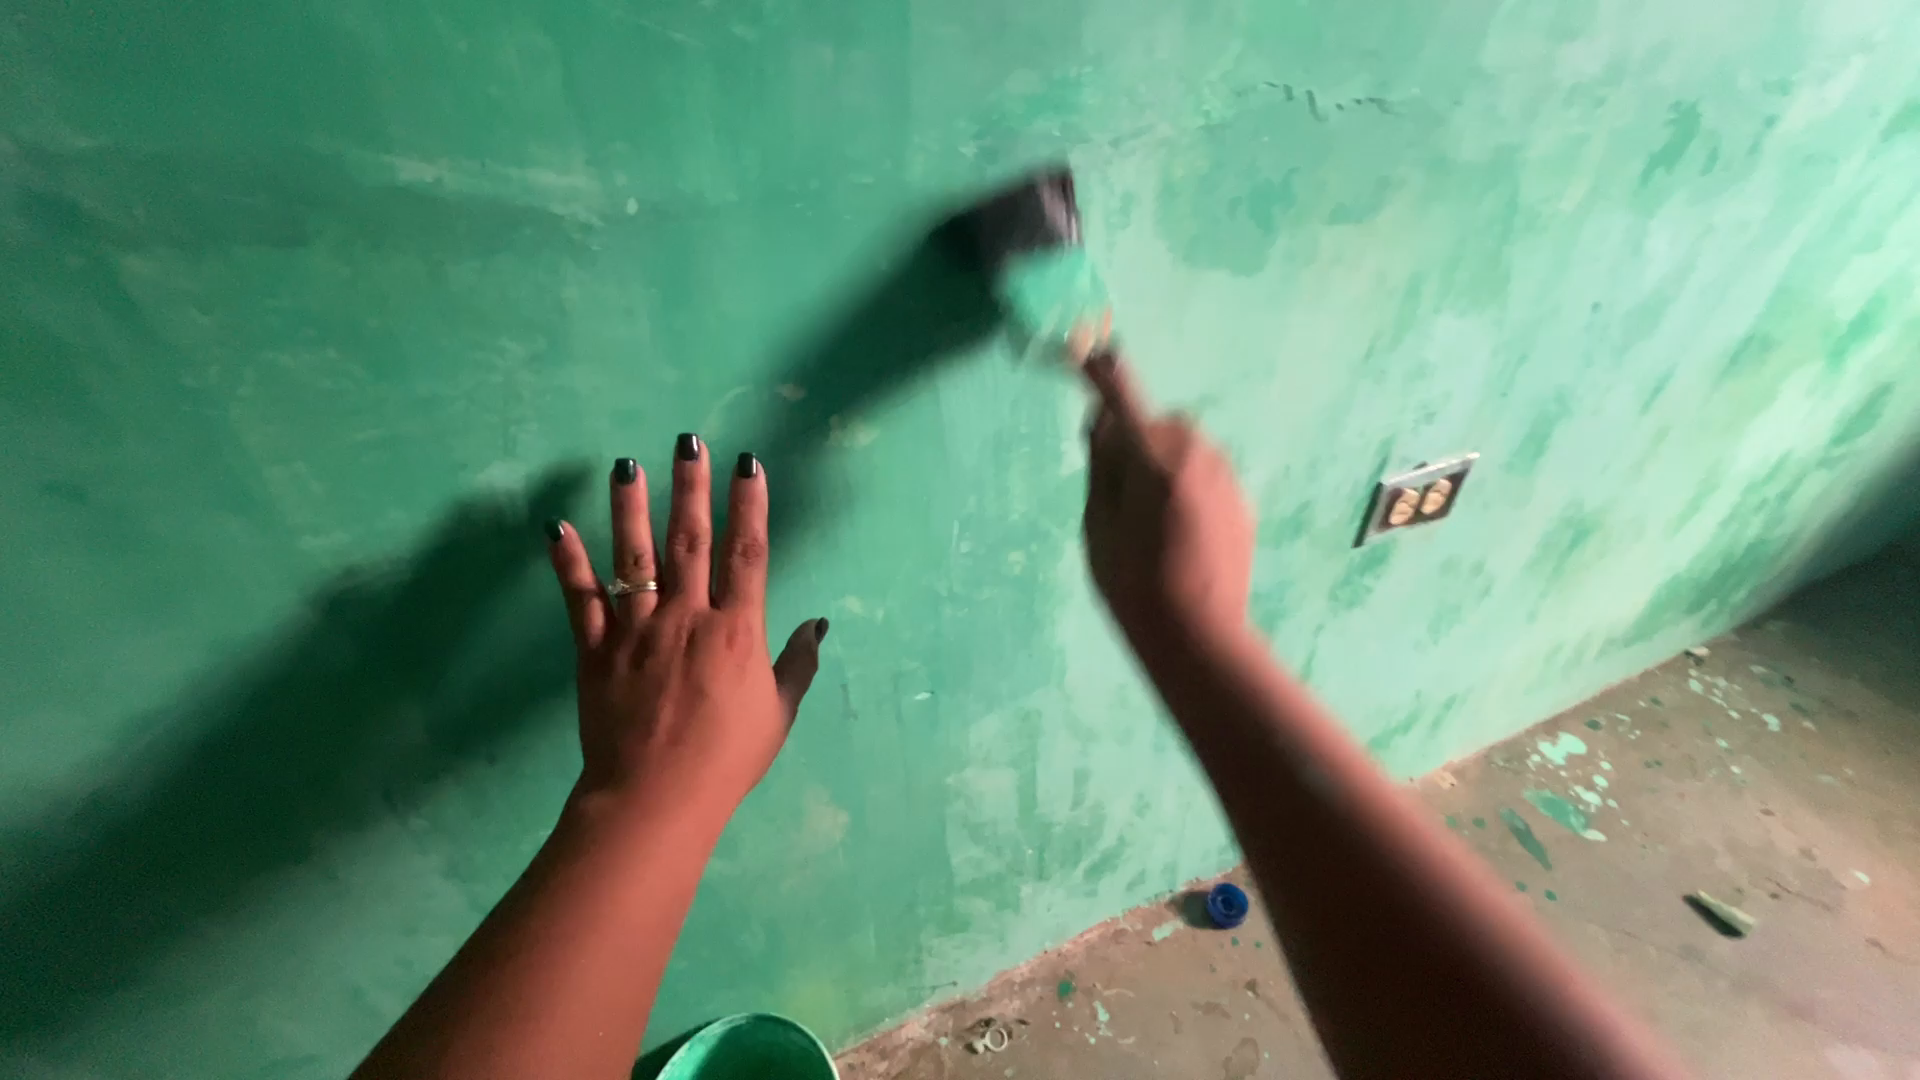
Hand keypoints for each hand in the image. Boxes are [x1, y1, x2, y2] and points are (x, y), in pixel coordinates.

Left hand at [544, 436, 826, 822]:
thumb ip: (796, 664)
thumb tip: (818, 623)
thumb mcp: (777, 714)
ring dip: (630, 508)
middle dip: (691, 487)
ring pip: (633, 558)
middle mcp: (687, 617)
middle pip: (691, 540)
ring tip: (626, 465)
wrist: (655, 800)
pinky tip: (556, 527)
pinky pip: (581, 600)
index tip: (747, 464)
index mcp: (737, 630)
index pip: (749, 553)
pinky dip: (568, 563)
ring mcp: (637, 631)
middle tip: (687, 440)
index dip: (750, 505)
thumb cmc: (726, 759)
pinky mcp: (596, 652)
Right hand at [1081, 353, 1254, 645]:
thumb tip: (1103, 423)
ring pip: (1185, 447)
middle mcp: (1199, 456)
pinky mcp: (1241, 500)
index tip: (1088, 351)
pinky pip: (1205, 473)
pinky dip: (1185, 483)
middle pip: (1160, 424)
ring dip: (1163, 461)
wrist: (1198, 636)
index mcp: (1156, 460)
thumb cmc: (1132, 584)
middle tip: (1116, 485)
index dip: (1102, 376)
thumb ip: (1102, 467)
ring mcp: (1227, 478)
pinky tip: (1177, 530)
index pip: (1123, 400)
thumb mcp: (1097, 526)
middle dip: (1138, 438)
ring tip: (1147, 518)